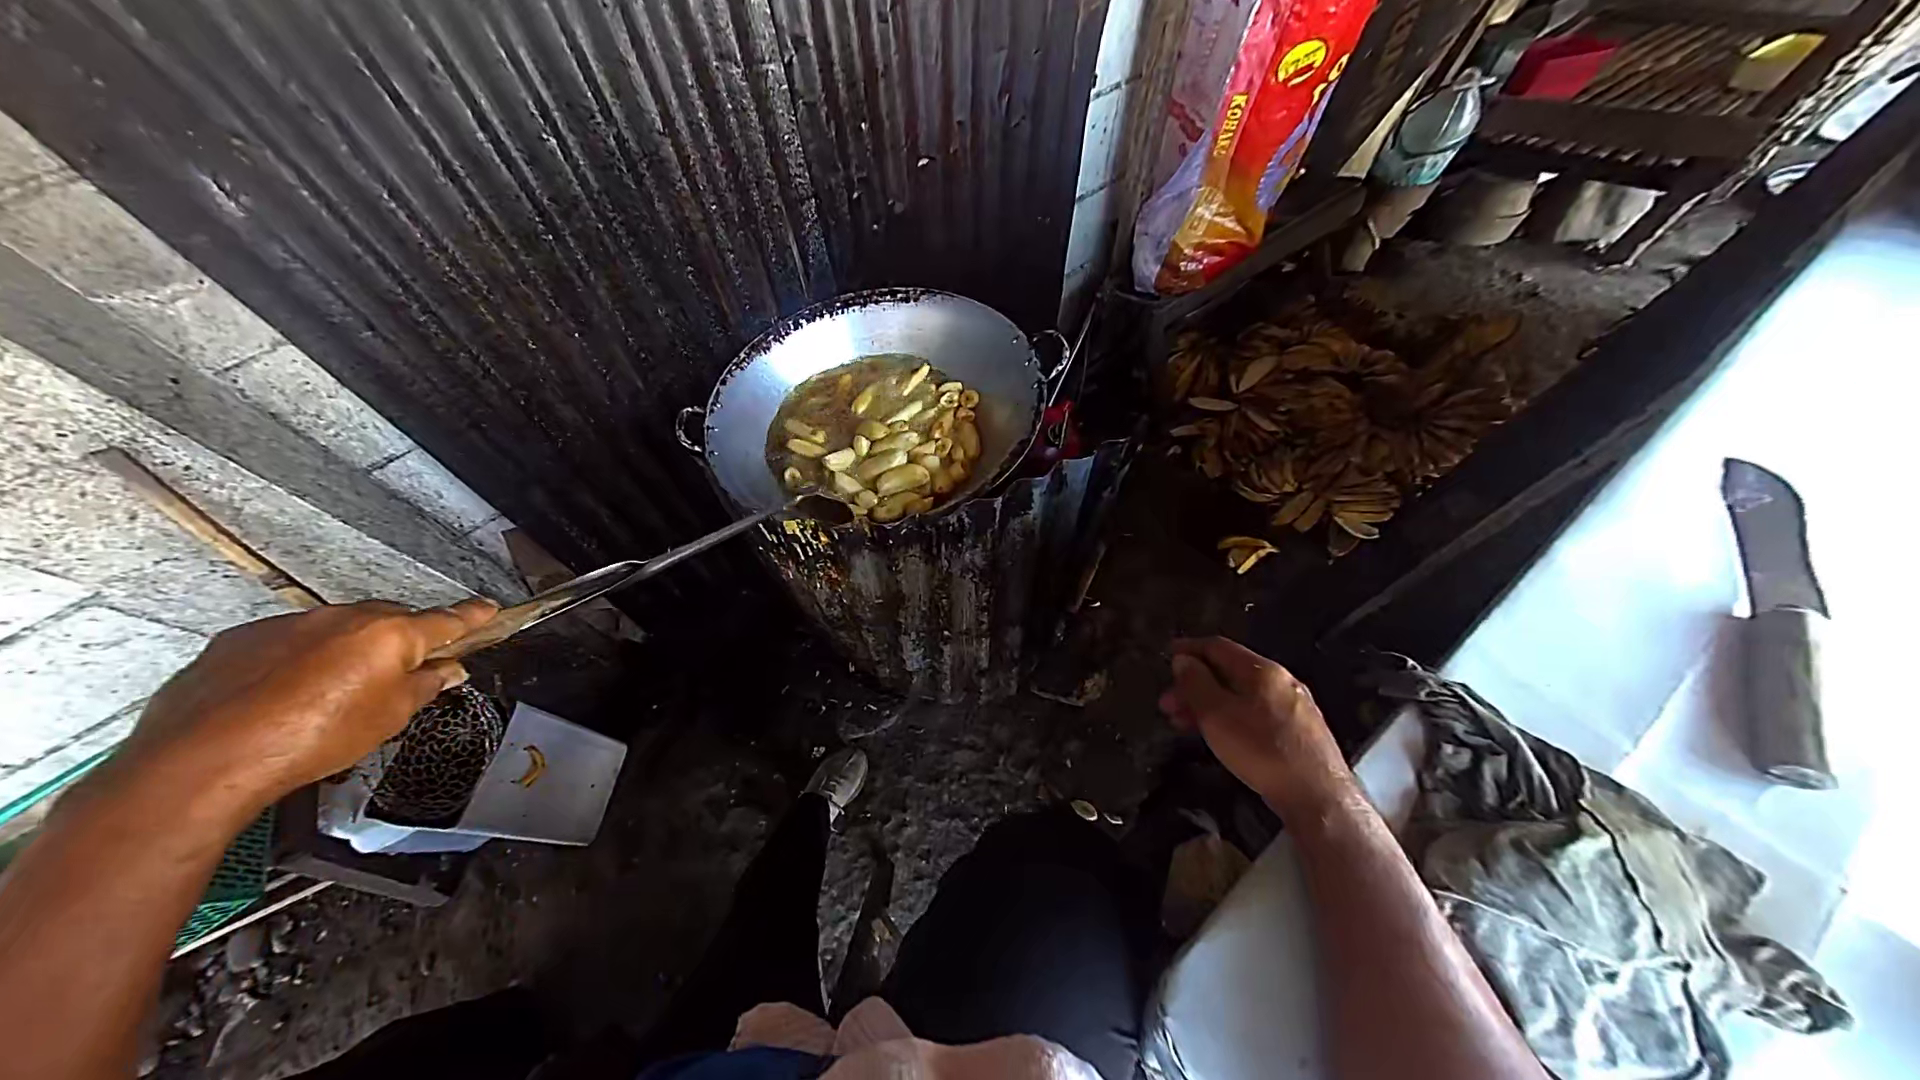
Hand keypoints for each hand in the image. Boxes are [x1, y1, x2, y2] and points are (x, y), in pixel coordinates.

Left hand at [122, 599, 497, 807]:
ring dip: (349, 651)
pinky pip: (290, 641)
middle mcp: (345, 617)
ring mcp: (290, 625)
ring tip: (335, 695)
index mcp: (392, 634)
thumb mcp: (391, 717)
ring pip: (339, 630)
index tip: (489, 609)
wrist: (205, 760)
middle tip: (403, 675)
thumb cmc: (312, 740)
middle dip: (402, 641)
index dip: (473, 616)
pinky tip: (286, 697)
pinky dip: (300, 660)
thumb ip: (425, 685)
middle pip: (392, 621)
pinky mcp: (242, 640)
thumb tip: (446, 670)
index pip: (448, 620)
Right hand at [1158, 637, 1355, 813]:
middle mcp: (1281, 681)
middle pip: (1229, 672)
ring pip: (1241, 695)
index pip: (1219, 646)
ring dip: (1208, 704)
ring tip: (1183, 723)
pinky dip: (1229, 718)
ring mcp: (1293, 706)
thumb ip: (1196, 683)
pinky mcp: (1299, 732)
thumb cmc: (1262, 749)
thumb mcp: (1217, 714)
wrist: (1317, 796)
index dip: (1189, 649)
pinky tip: (1217, 735)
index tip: (1168, 654)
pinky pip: (1254, 714)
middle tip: (1169, 703)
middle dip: (1194, 684)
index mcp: (1262, 670)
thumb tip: (1183, 660)